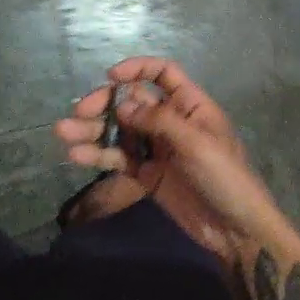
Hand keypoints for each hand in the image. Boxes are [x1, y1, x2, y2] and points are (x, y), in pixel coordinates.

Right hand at [53, 58, 288, 256]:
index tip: (111, 76)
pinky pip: (117, 159)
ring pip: (119, 131)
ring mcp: (156, 149)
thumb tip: (122, 105)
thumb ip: (158, 121)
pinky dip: (97, 155)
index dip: (138, 69)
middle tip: (79, 112)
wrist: (236, 230)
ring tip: (63, 133)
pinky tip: (76, 156)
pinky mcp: (146, 175)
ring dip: (92, 130)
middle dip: (104, 103)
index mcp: (190, 106)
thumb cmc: (226, 178)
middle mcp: (170, 123)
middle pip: (132, 102)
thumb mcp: (197, 143)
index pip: (163, 74)